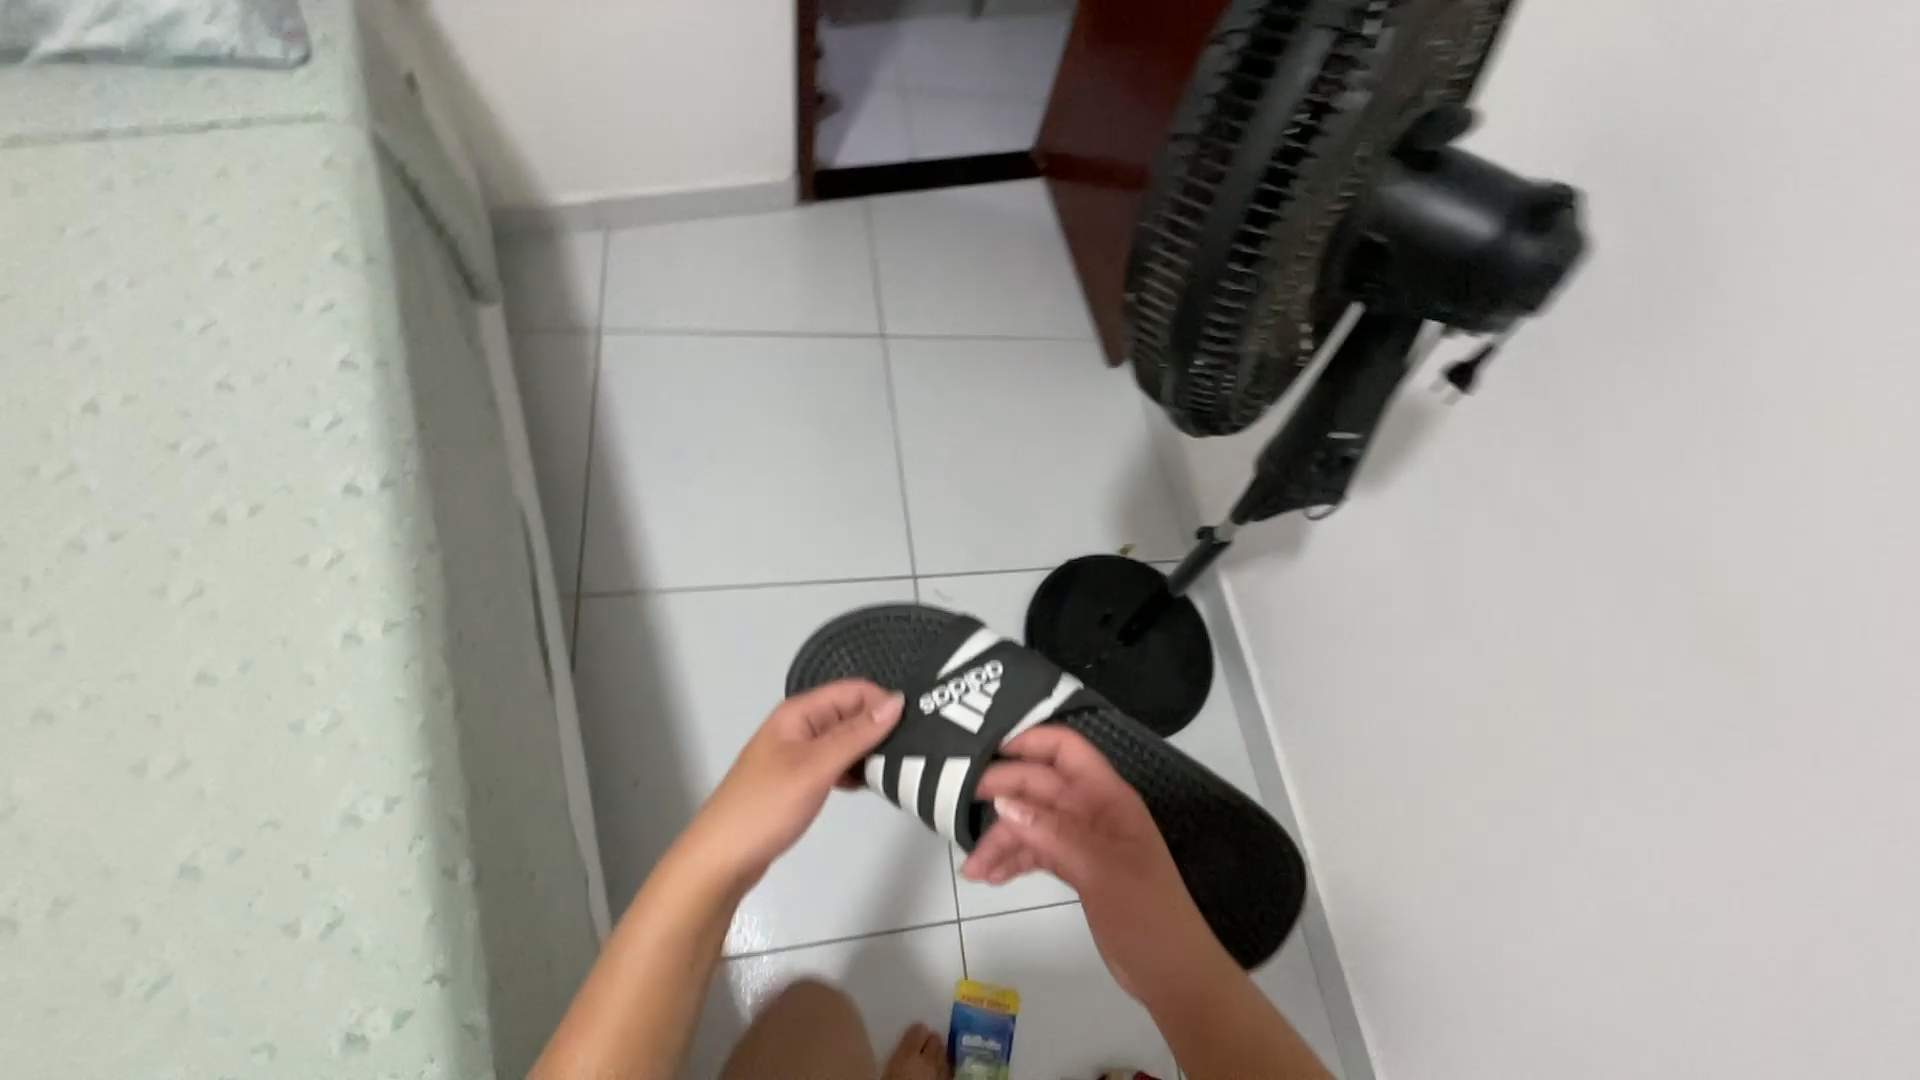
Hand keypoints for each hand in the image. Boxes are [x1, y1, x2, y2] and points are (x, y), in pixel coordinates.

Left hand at [680, 680, 904, 890]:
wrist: (721, 860)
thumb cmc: (766, 807)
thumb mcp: (816, 767)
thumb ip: (857, 734)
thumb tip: (897, 701)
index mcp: (798, 713)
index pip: (852, 690)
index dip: (883, 702)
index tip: (917, 725)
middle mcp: (799, 727)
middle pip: (850, 713)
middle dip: (880, 727)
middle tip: (915, 749)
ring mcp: (798, 755)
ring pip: (845, 741)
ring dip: (869, 751)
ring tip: (899, 767)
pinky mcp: (800, 780)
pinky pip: (836, 764)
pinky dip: (854, 771)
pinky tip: (869, 785)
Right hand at [959, 727, 1225, 1001]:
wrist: (1172, 972)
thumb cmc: (1145, 911)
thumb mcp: (1099, 868)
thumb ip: (1051, 831)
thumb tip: (1002, 801)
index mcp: (1106, 796)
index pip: (1065, 750)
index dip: (1029, 741)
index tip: (988, 748)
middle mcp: (1092, 810)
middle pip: (1039, 787)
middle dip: (1002, 795)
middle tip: (959, 805)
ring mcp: (1083, 840)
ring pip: (1032, 823)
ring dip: (1002, 840)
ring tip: (972, 869)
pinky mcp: (1076, 868)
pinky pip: (1037, 851)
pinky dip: (1014, 860)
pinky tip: (992, 878)